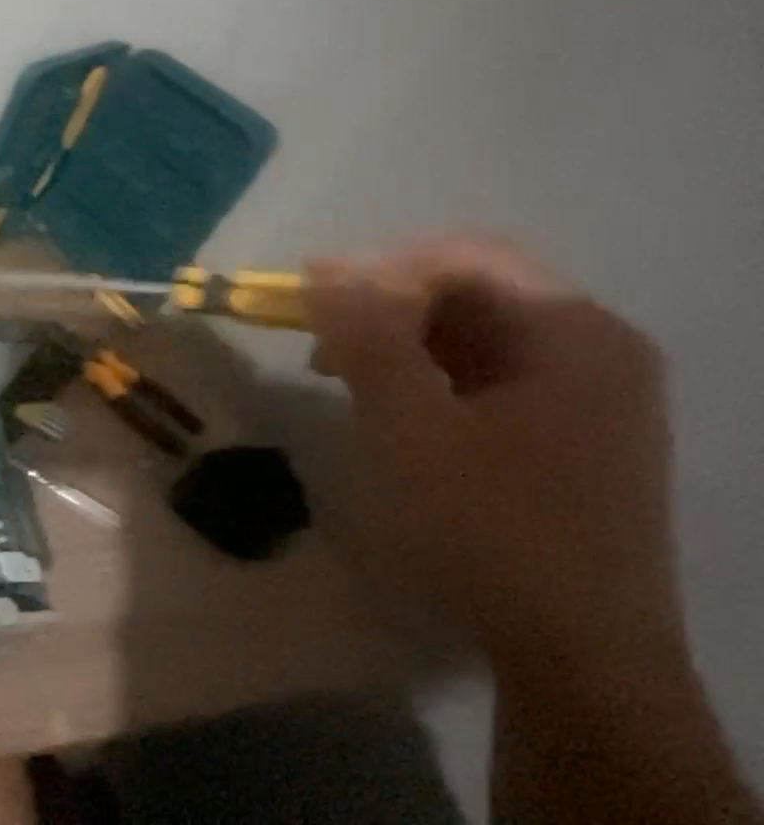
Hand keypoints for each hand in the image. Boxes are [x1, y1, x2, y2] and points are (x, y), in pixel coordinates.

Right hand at [303, 238, 679, 669]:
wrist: (577, 650)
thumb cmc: (490, 523)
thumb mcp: (410, 423)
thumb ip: (366, 335)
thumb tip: (324, 266)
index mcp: (575, 331)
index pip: (465, 256)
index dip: (379, 268)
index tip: (309, 304)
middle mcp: (597, 347)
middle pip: (474, 289)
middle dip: (386, 305)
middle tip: (321, 346)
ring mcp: (593, 394)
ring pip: (478, 334)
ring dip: (401, 341)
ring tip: (343, 377)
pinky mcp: (574, 435)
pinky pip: (492, 375)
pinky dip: (431, 377)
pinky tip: (392, 410)